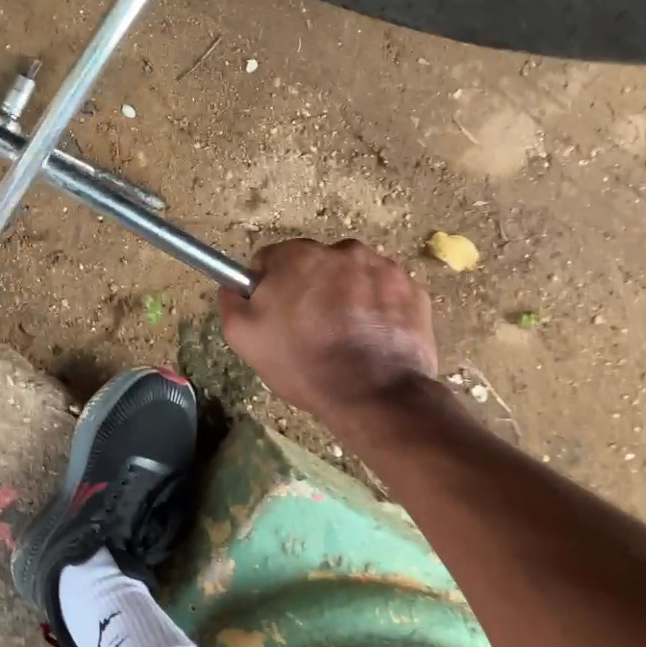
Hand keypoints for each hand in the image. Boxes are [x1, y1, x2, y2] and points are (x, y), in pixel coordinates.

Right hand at [219, 239, 438, 429]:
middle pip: (314, 265)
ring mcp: (383, 268)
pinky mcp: (414, 291)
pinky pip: (383, 291)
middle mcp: (341, 250)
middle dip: (309, 288)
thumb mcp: (243, 336)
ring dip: (344, 295)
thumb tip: (235, 286)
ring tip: (344, 336)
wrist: (375, 396)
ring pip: (350, 276)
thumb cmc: (303, 362)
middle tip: (309, 329)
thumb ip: (231, 300)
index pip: (271, 261)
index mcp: (297, 255)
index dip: (269, 288)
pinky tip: (370, 337)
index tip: (277, 315)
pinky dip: (376, 307)